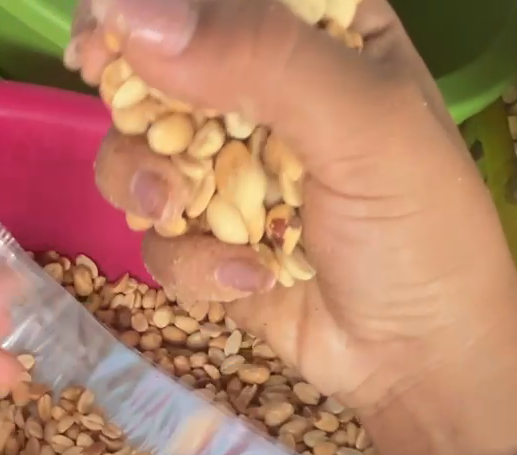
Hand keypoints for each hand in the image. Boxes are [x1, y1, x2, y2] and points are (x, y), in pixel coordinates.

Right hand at [70, 0, 516, 421]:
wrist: (413, 356)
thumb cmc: (417, 227)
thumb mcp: (358, 122)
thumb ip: (255, 60)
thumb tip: (130, 15)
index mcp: (316, 40)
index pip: (218, 1)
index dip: (149, 13)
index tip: (99, 36)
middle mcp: (260, 103)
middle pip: (157, 80)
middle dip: (135, 114)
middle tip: (126, 124)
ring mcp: (227, 181)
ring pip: (139, 164)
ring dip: (147, 191)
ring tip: (179, 214)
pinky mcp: (208, 249)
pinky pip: (159, 243)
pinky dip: (193, 265)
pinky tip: (249, 282)